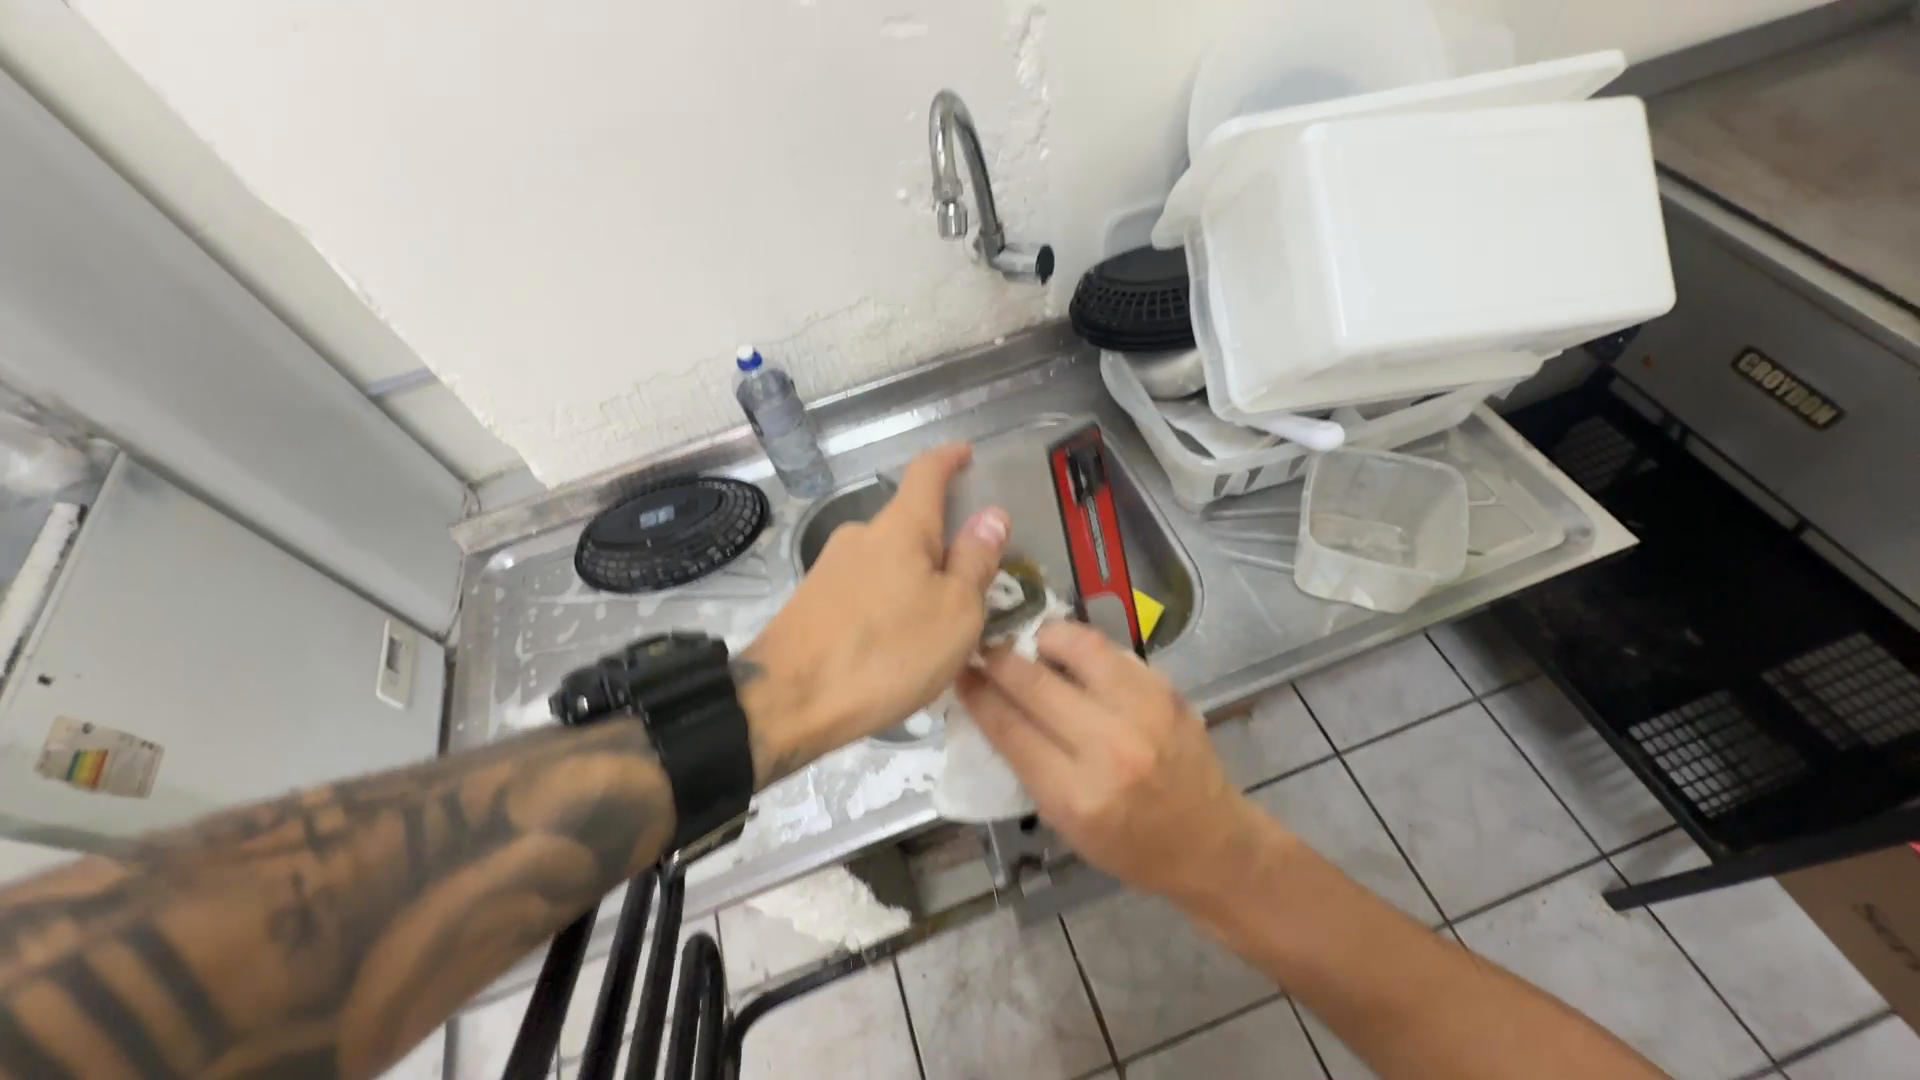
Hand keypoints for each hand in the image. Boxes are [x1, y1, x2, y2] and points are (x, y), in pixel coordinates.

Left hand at [740, 443, 1008, 782]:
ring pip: (888, 562)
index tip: (966, 454)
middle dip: (941, 547)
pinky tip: (894, 647)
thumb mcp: (954, 613)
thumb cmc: (885, 654)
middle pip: (910, 526)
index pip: (927, 473)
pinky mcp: (812, 601)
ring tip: (936, 632)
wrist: (786, 702)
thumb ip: (975, 561)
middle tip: (971, 590)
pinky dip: (889, 605)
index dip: (949, 459)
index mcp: (900, 528)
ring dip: (915, 582)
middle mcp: (861, 536)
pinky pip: (865, 590)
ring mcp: (830, 568)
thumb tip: (992, 514)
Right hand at [958, 622, 1277, 901]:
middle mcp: (1109, 748)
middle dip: (997, 658)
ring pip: (1076, 647)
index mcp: (1076, 794)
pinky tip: (1070, 653)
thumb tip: (993, 705)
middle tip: (981, 648)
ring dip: (1042, 637)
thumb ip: (1029, 764)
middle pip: (1034, 682)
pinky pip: (1111, 652)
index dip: (976, 693)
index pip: (1008, 727)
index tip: (959, 672)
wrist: (1210, 845)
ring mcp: (1143, 712)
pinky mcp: (1167, 690)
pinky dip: (1082, 646)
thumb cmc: (1130, 847)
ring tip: (1029, 641)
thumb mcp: (1065, 824)